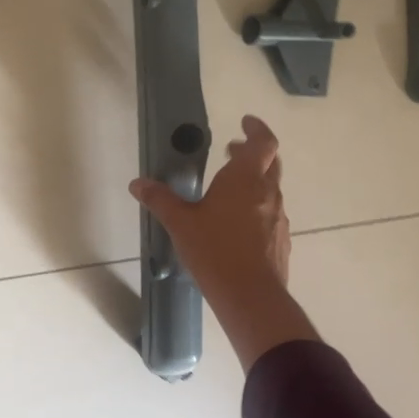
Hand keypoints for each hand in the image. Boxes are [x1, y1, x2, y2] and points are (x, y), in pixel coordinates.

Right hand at [131, 115, 290, 290]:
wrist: (250, 295)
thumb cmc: (214, 250)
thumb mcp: (179, 222)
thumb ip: (159, 199)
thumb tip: (138, 183)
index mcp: (245, 180)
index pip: (262, 143)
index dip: (256, 129)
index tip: (245, 122)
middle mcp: (267, 193)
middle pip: (270, 163)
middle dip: (253, 153)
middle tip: (232, 150)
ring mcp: (279, 217)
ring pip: (271, 189)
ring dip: (254, 181)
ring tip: (228, 190)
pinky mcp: (280, 239)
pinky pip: (270, 213)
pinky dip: (256, 207)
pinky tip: (236, 224)